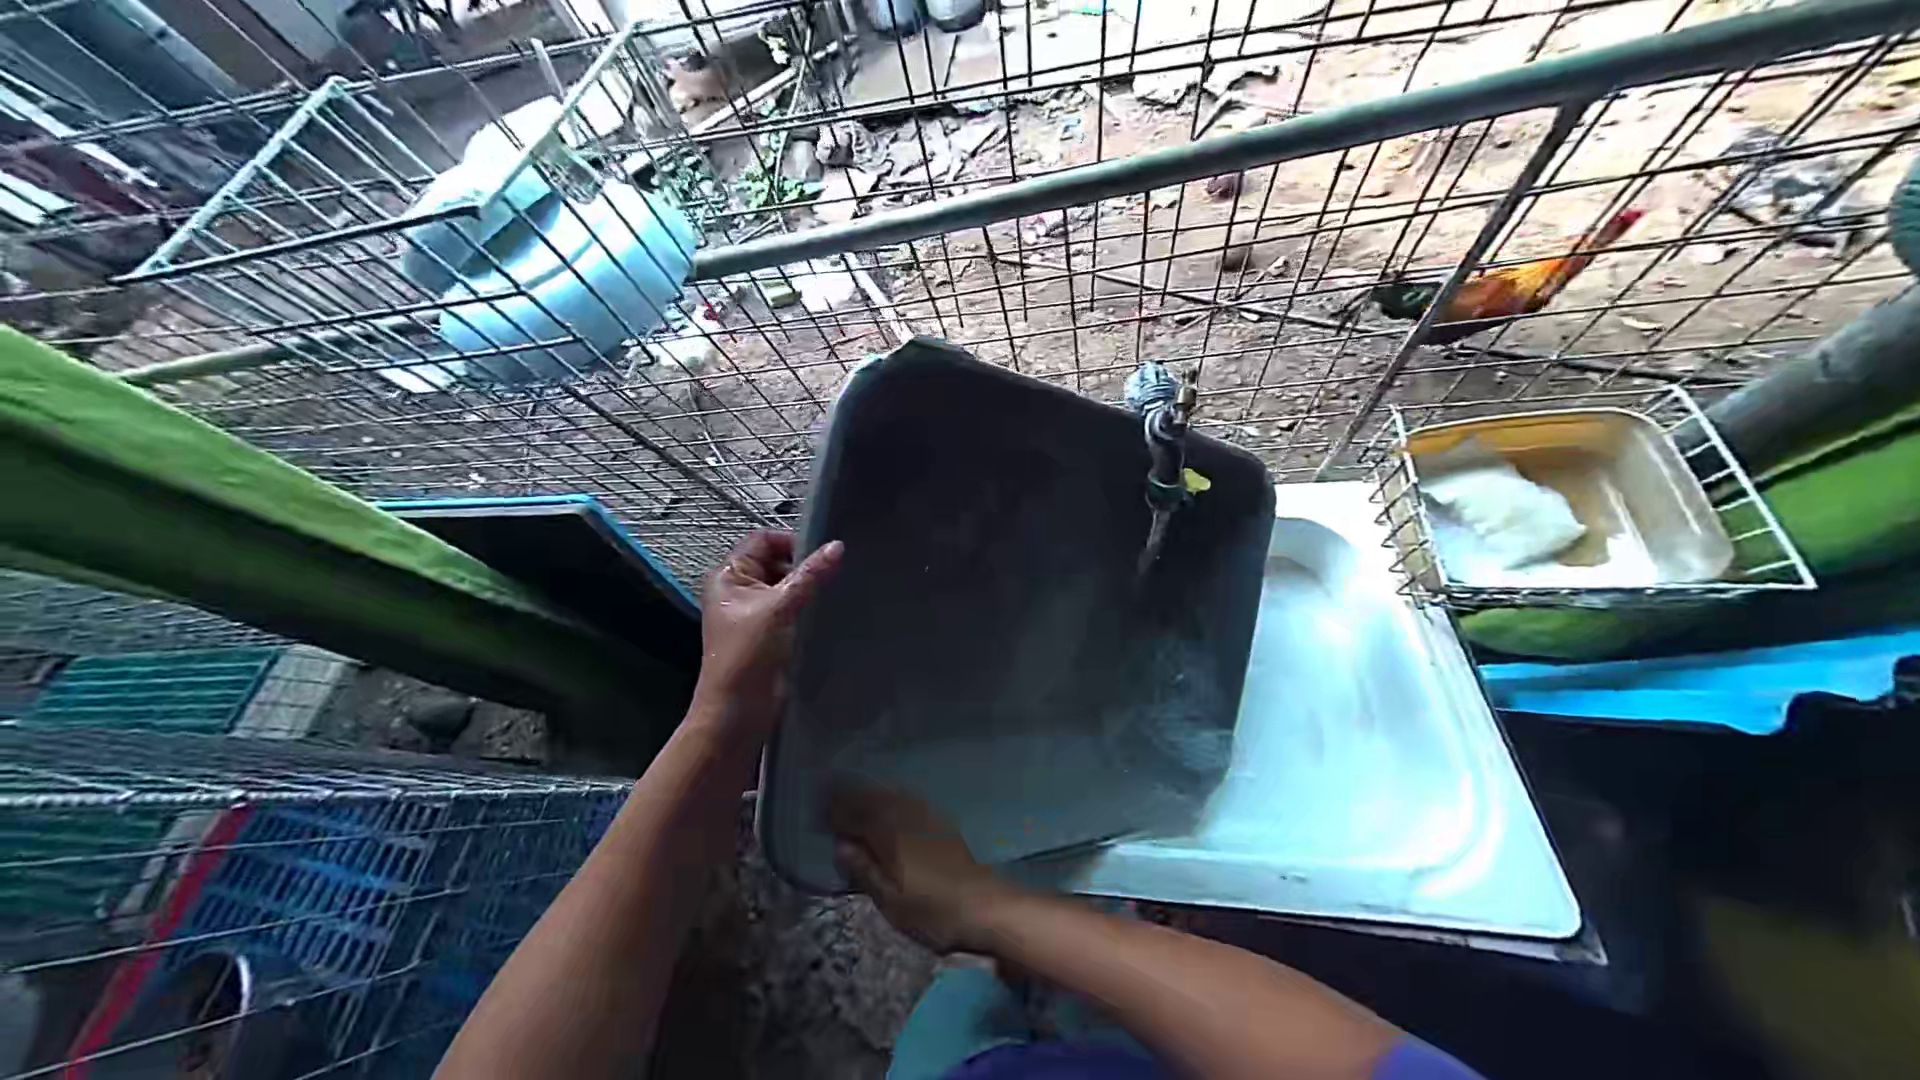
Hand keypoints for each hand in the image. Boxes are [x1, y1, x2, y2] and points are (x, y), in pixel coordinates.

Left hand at [694, 530, 842, 738]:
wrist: (738, 711)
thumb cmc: (748, 655)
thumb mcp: (779, 608)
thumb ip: (810, 576)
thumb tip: (837, 546)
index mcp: (728, 575)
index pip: (762, 540)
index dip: (790, 541)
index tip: (822, 552)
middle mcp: (740, 588)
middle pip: (777, 560)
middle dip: (804, 564)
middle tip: (834, 571)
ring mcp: (756, 611)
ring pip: (788, 584)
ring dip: (809, 586)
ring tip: (836, 588)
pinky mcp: (771, 631)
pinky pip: (793, 606)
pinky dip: (809, 604)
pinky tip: (830, 608)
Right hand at [831, 784, 1014, 953]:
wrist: (986, 905)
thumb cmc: (934, 911)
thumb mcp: (891, 902)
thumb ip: (864, 871)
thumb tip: (840, 846)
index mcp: (890, 834)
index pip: (855, 814)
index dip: (834, 810)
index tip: (815, 806)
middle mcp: (906, 816)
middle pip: (871, 798)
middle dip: (848, 794)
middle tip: (826, 791)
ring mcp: (926, 816)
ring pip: (889, 794)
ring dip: (868, 791)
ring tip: (851, 792)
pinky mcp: (940, 821)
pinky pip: (905, 798)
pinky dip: (889, 795)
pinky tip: (887, 801)